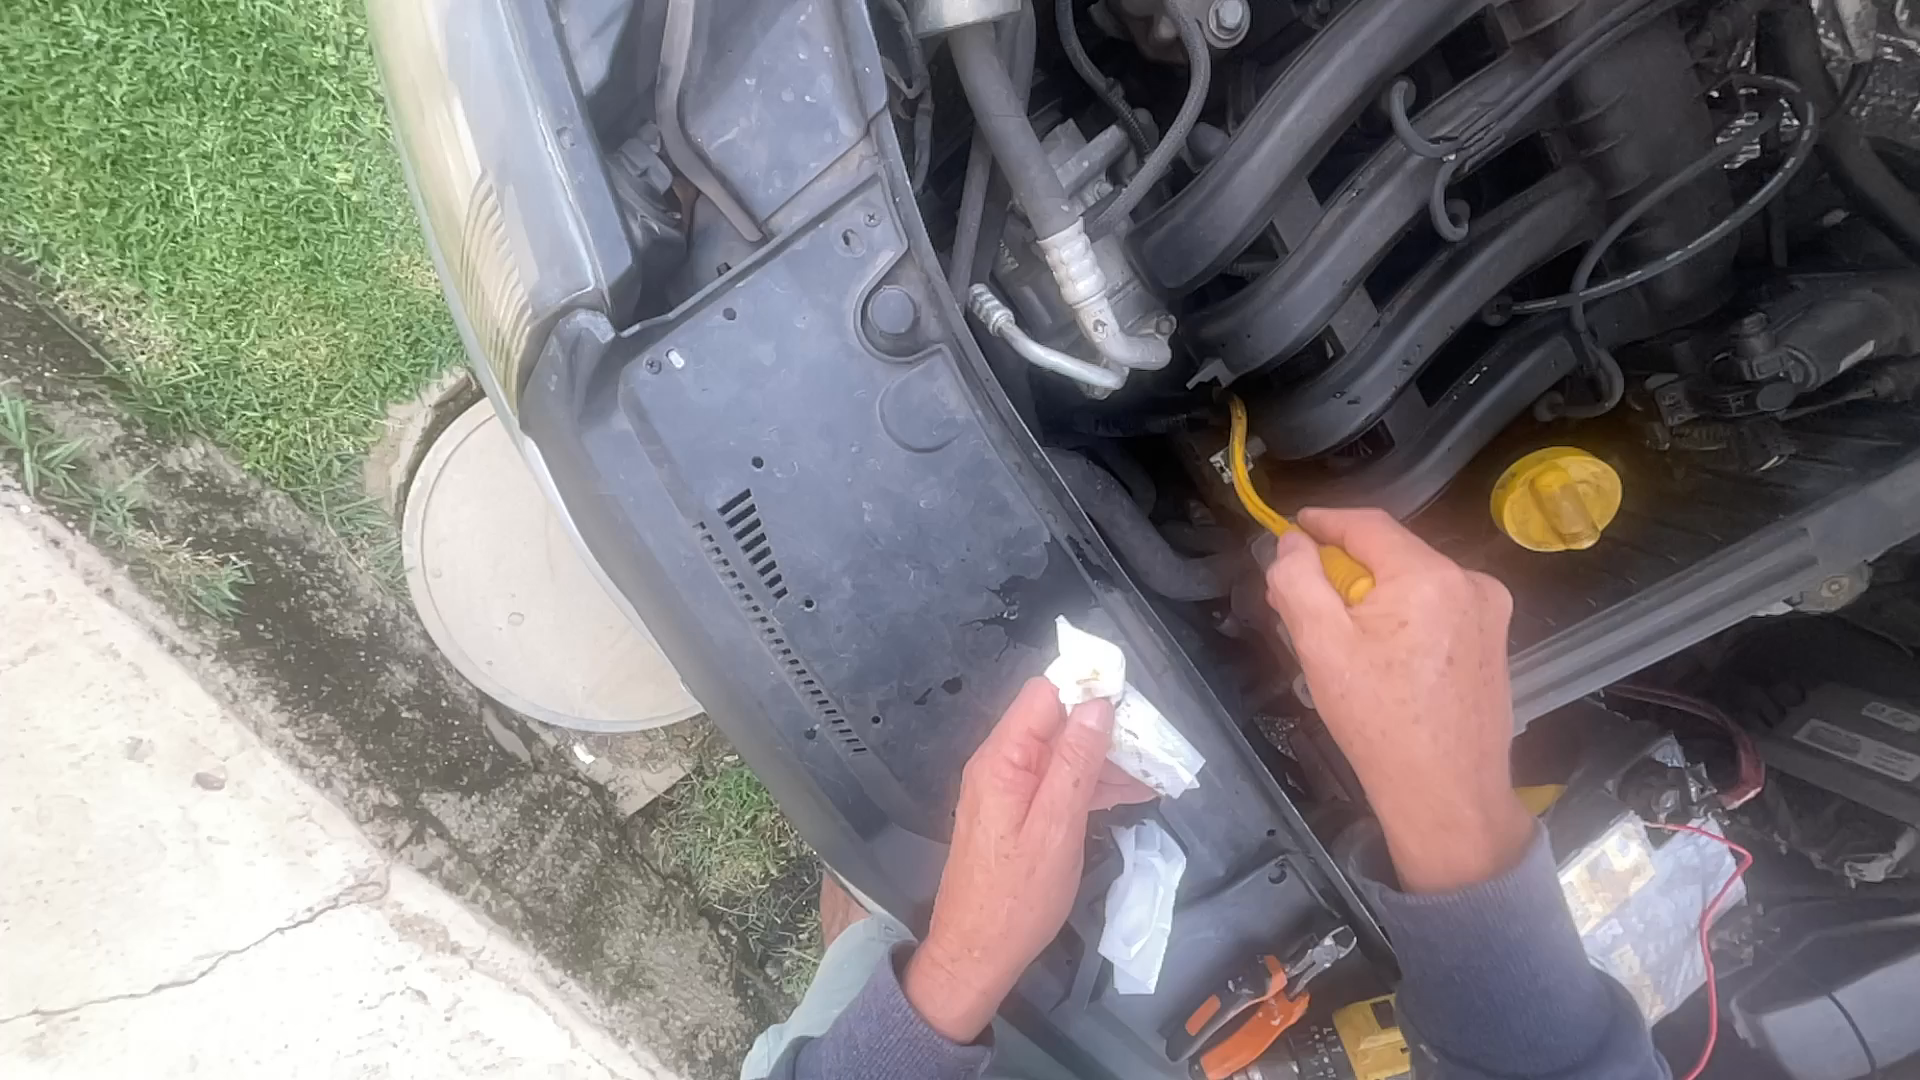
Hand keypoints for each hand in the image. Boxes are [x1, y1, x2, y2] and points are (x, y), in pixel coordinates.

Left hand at [903, 677, 1153, 1041]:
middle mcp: (1000, 762)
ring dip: (1104, 758)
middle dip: (1103, 727)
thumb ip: (1076, 763)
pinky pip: (1056, 781)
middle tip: (1152, 743)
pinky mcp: (1016, 809)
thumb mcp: (1056, 828)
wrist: (976, 954)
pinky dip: (1090, 783)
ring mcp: (1007, 786)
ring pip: (1061, 752)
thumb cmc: (1016, 898)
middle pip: (1055, 721)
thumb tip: (1097, 705)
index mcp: (1003, 758)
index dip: (1085, 688)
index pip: (1043, 695)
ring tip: (1154, 772)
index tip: (1129, 697)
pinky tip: (1129, 792)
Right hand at [1265, 508, 1533, 893]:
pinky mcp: (1491, 642)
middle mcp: (1470, 583)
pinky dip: (1394, 614)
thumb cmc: (1377, 718)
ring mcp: (1489, 614)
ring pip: (1408, 581)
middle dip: (1337, 567)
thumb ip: (1297, 579)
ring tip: (1327, 630)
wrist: (1446, 795)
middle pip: (1388, 553)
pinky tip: (1370, 651)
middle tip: (1294, 594)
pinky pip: (1431, 607)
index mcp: (1429, 576)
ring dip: (1364, 592)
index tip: (1288, 527)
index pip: (1367, 524)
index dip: (1323, 520)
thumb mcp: (1319, 644)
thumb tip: (1292, 542)